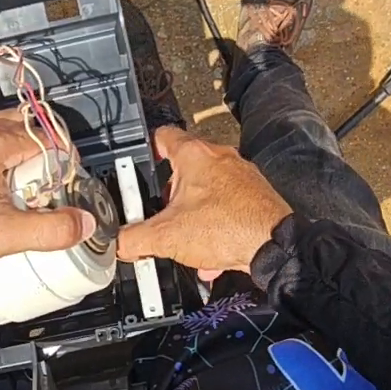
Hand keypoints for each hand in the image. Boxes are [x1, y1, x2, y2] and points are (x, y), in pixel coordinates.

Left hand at [0, 110, 97, 281]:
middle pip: (17, 126)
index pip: (43, 137)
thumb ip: (51, 229)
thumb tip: (82, 223)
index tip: (68, 174)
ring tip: (19, 181)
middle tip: (49, 175)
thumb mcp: (5, 237)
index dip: (63, 155)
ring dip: (10, 149)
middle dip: (39, 146)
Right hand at [117, 126, 290, 276]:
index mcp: (194, 155)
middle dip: (168, 194)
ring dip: (191, 212)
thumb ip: (133, 239)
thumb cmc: (228, 228)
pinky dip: (214, 225)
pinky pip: (226, 206)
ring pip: (205, 190)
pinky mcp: (255, 195)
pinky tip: (209, 253)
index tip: (140, 160)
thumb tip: (117, 242)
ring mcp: (240, 175)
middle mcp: (220, 158)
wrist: (274, 248)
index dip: (147, 148)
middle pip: (183, 168)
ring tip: (184, 237)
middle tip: (158, 214)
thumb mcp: (165, 237)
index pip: (162, 136)